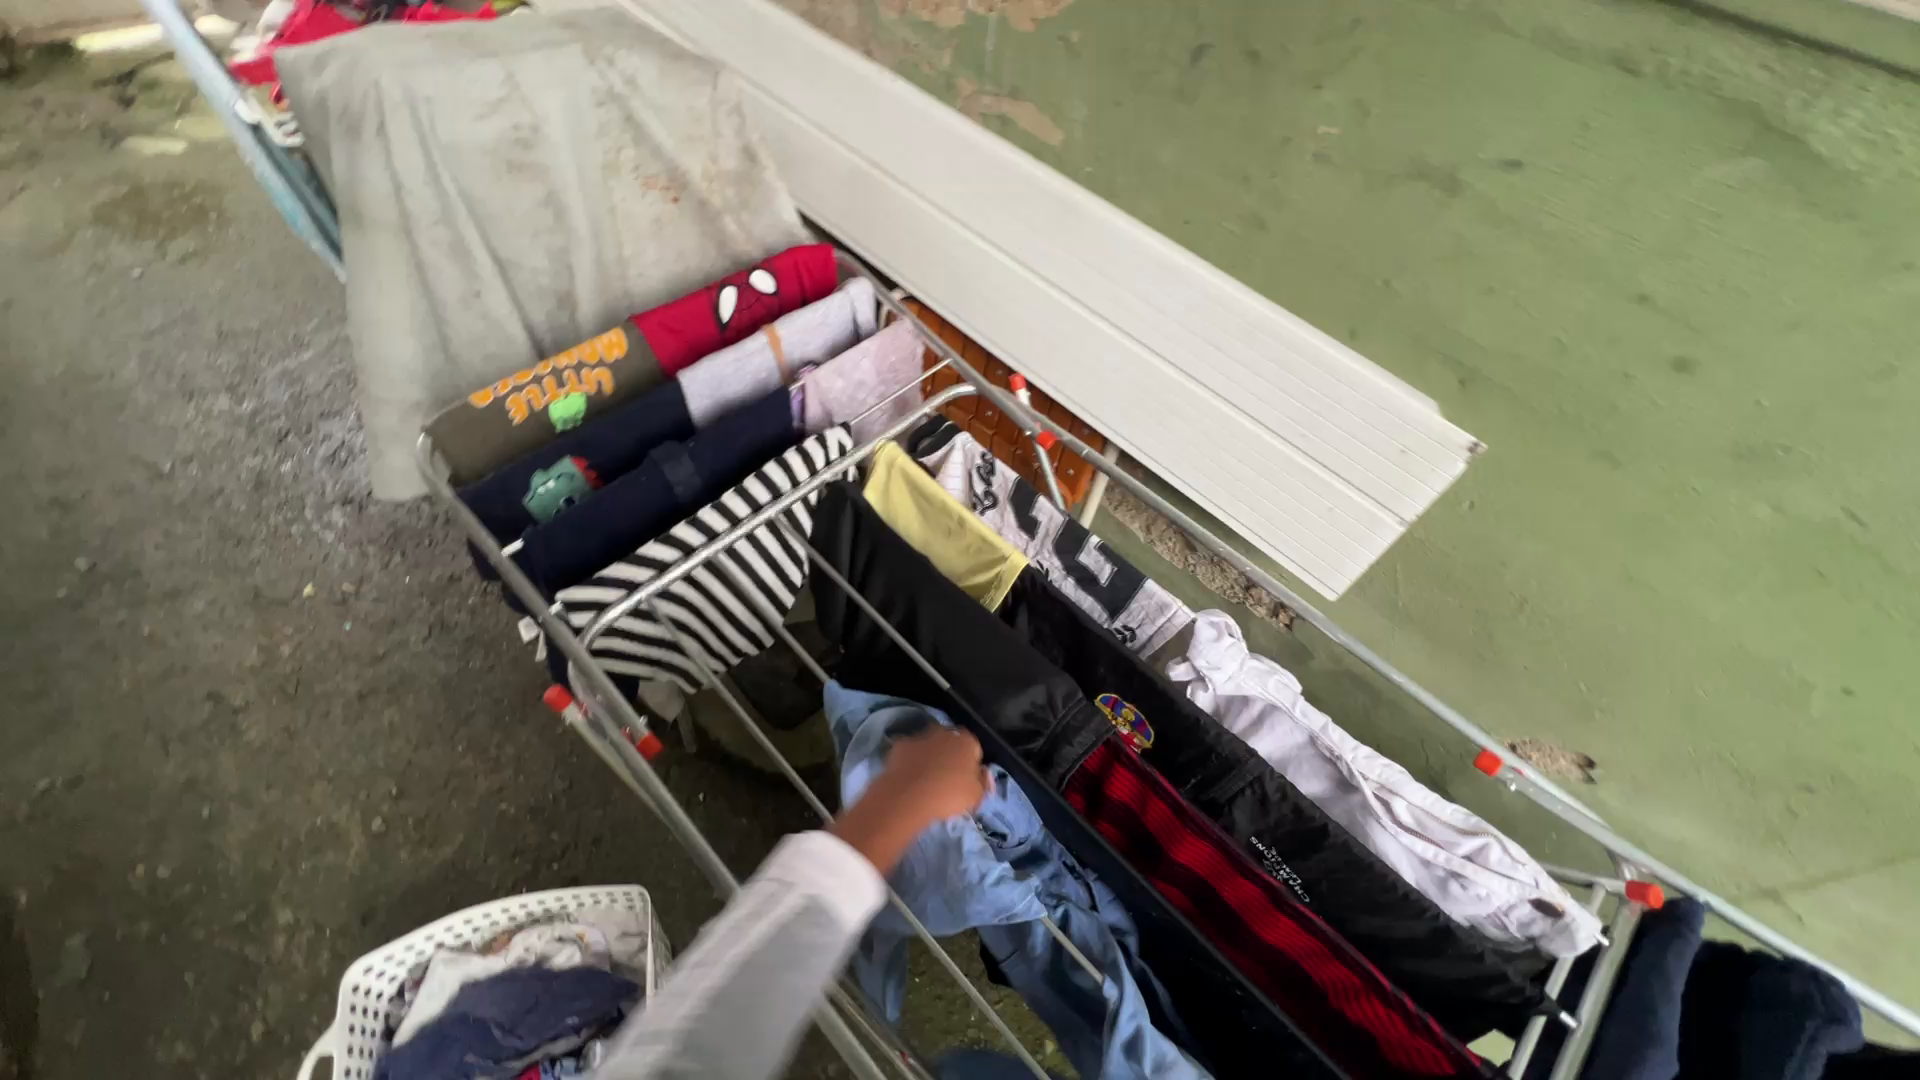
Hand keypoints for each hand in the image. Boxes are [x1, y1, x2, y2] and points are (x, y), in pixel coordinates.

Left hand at [872, 727, 992, 824]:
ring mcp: (920, 736)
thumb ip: (983, 782)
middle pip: (951, 744)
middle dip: (951, 757)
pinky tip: (910, 779)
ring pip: (930, 746)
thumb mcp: (976, 796)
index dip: (972, 766)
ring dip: (930, 758)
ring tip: (927, 782)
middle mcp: (945, 732)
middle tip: (948, 781)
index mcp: (967, 741)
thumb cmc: (949, 795)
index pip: (975, 749)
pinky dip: (912, 762)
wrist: (908, 795)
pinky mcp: (901, 745)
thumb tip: (984, 773)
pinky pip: (911, 753)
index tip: (967, 782)